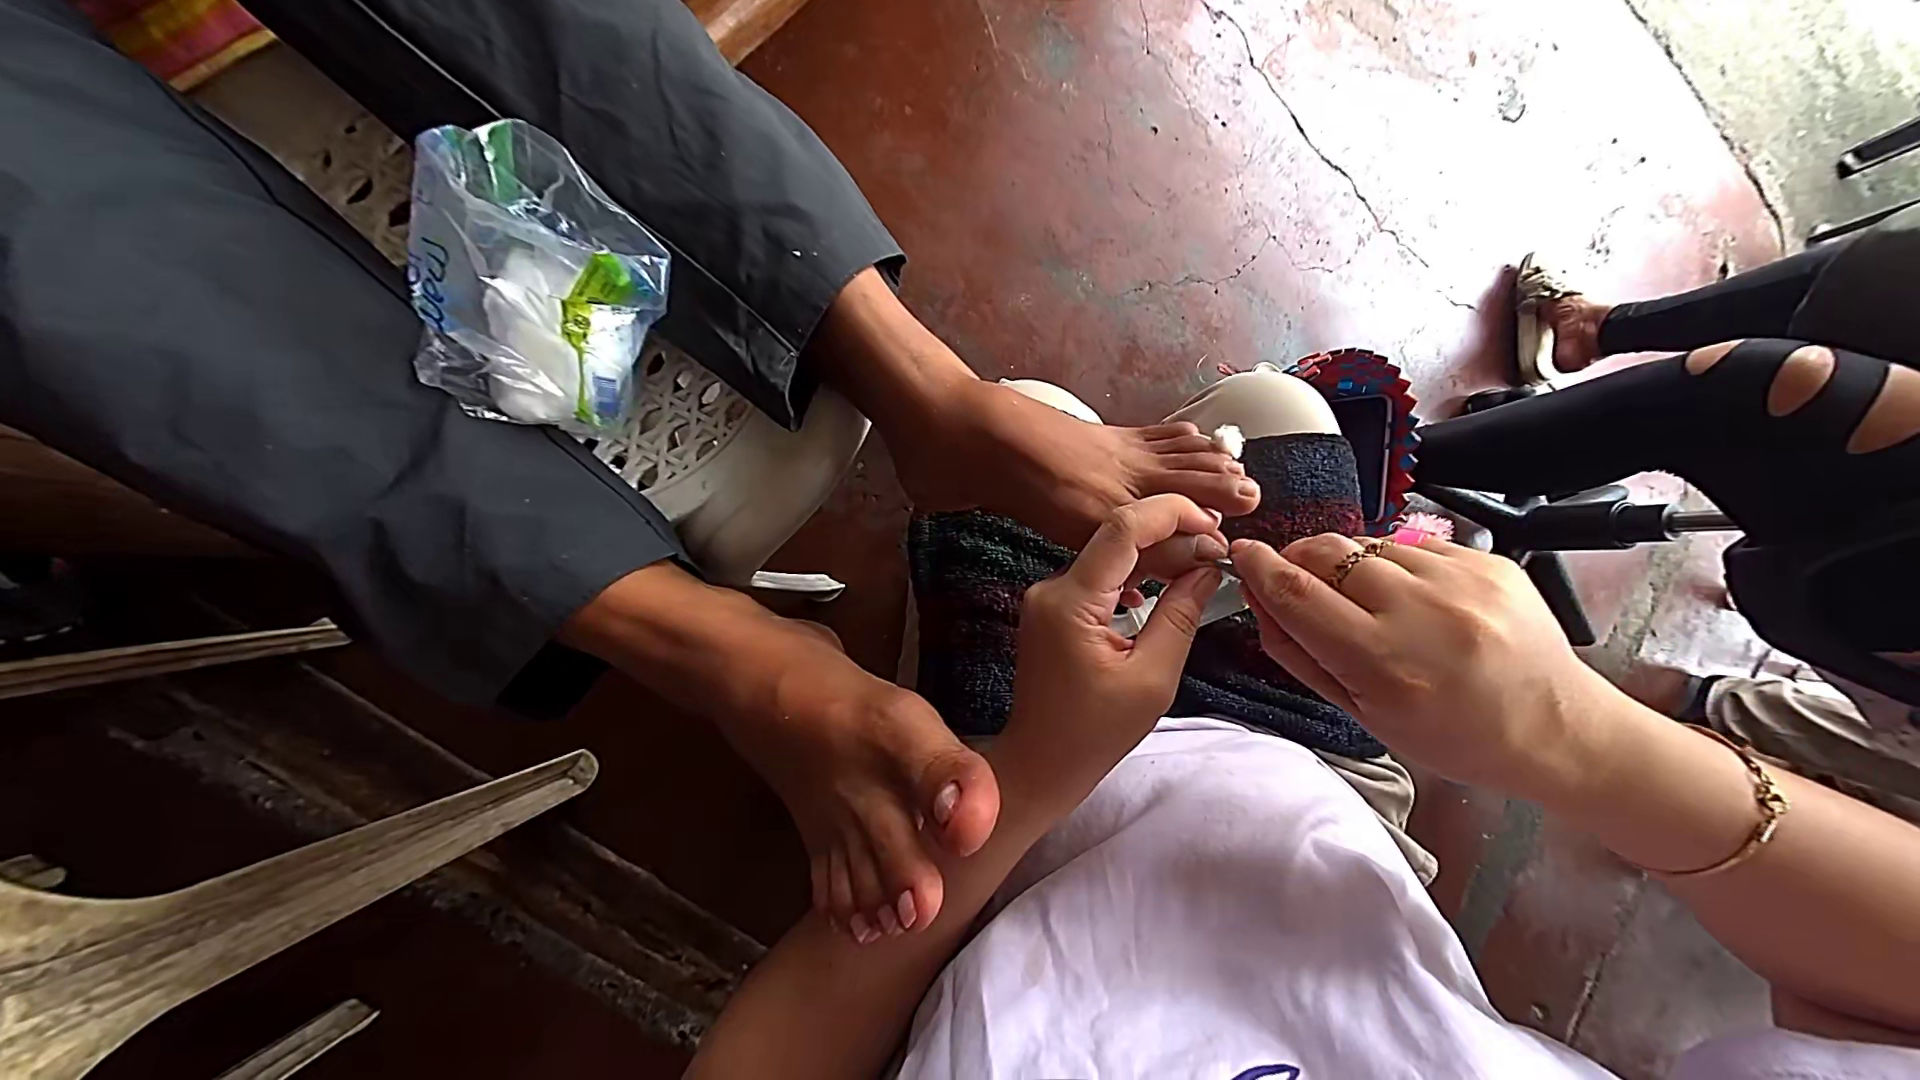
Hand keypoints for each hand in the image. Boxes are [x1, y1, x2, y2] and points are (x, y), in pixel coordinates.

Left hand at [999, 495, 1225, 813]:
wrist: (1040, 760)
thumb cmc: (1094, 733)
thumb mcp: (1152, 678)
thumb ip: (1180, 615)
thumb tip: (1207, 568)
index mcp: (1070, 602)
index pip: (1121, 529)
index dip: (1171, 514)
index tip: (1212, 525)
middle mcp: (1051, 588)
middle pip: (1115, 537)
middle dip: (1171, 536)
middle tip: (1217, 552)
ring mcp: (1047, 596)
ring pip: (1109, 555)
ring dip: (1156, 555)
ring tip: (1200, 566)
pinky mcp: (1052, 607)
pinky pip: (1099, 577)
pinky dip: (1135, 575)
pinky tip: (1166, 584)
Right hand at [1230, 533, 1619, 798]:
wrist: (1560, 730)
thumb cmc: (1451, 735)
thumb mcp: (1357, 711)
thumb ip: (1296, 651)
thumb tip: (1258, 598)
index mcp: (1384, 661)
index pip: (1296, 592)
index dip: (1258, 567)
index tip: (1242, 555)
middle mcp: (1423, 613)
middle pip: (1323, 552)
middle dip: (1295, 559)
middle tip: (1295, 578)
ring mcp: (1461, 582)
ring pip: (1361, 543)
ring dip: (1342, 563)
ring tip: (1361, 597)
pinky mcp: (1487, 562)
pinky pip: (1406, 544)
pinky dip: (1388, 563)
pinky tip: (1406, 595)